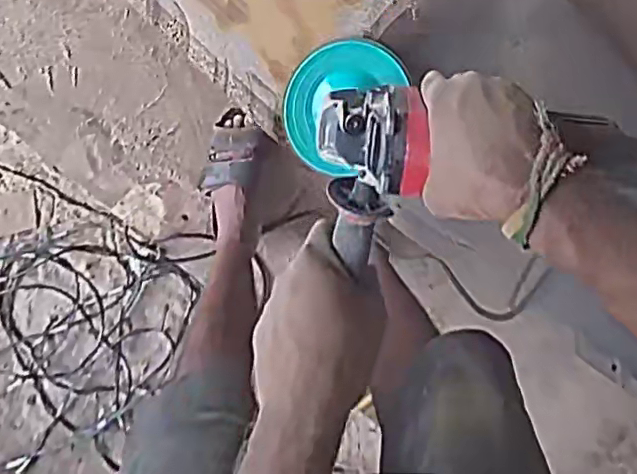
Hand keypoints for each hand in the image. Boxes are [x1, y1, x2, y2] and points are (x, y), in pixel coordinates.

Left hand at [252, 220, 385, 434]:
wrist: (303, 409)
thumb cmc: (342, 356)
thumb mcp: (375, 309)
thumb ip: (369, 275)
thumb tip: (362, 266)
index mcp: (313, 259)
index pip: (327, 228)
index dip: (344, 237)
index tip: (354, 252)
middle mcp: (286, 274)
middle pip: (311, 261)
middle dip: (329, 274)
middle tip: (351, 300)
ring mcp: (270, 304)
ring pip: (297, 291)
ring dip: (312, 302)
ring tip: (334, 335)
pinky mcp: (261, 332)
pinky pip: (284, 319)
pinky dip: (297, 329)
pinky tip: (314, 354)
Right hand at [418, 70, 540, 221]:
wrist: (534, 190)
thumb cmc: (481, 182)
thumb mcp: (437, 193)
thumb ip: (429, 174)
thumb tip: (434, 180)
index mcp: (443, 97)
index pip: (430, 84)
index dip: (432, 102)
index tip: (436, 119)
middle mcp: (473, 84)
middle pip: (461, 88)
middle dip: (462, 108)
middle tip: (464, 138)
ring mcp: (505, 89)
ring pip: (489, 95)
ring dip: (488, 112)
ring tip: (492, 144)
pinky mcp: (532, 100)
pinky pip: (513, 105)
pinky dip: (512, 119)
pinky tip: (512, 145)